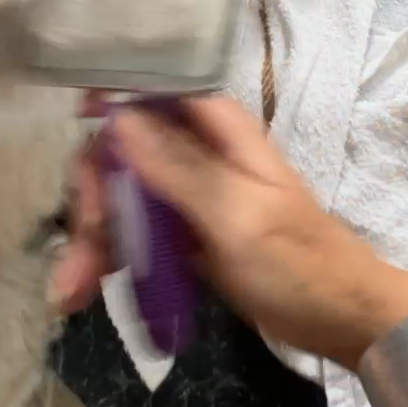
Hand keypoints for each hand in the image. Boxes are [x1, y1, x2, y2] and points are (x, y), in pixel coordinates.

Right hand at [52, 96, 407, 370]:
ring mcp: (190, 191)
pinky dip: (107, 255)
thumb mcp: (238, 215)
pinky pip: (133, 229)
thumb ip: (180, 168)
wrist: (338, 317)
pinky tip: (82, 290)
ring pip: (123, 191)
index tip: (76, 123)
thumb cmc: (297, 261)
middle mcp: (200, 149)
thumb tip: (121, 117)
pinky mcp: (183, 229)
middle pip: (125, 146)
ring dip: (93, 235)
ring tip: (69, 290)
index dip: (112, 96)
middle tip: (87, 238)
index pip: (156, 89)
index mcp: (219, 128)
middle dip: (97, 190)